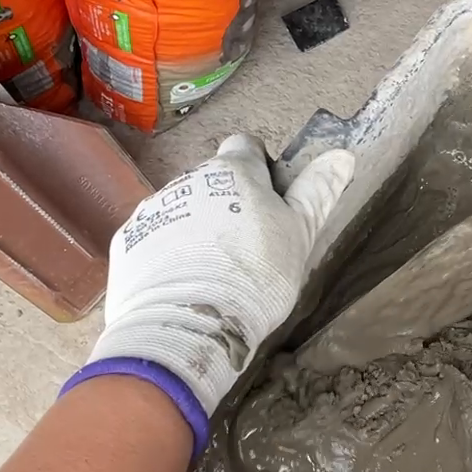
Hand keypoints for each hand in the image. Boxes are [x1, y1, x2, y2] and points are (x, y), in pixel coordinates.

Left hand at [76, 136, 353, 447]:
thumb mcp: (300, 233)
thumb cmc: (256, 274)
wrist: (188, 325)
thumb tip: (343, 155)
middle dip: (227, 203)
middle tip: (246, 247)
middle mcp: (188, 178)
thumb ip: (317, 191)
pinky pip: (154, 238)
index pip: (246, 146)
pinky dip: (168, 253)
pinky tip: (183, 284)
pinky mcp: (128, 242)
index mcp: (233, 170)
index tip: (269, 202)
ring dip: (197, 227)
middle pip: (212, 181)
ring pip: (183, 209)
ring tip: (212, 271)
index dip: (260, 170)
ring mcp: (152, 209)